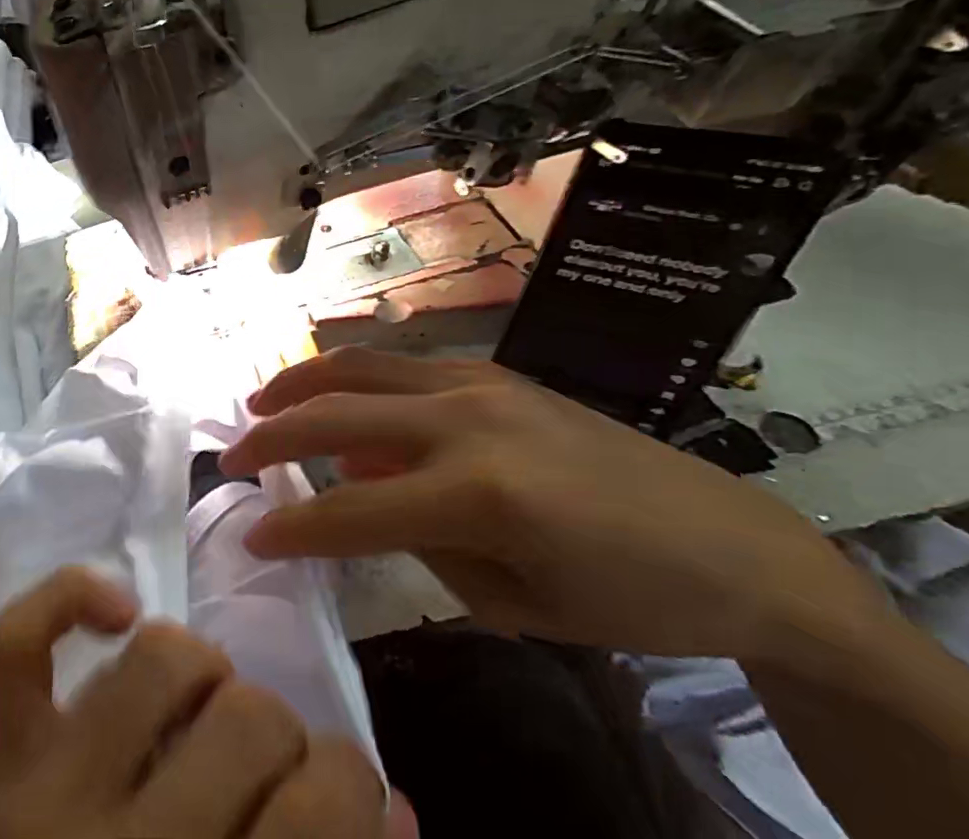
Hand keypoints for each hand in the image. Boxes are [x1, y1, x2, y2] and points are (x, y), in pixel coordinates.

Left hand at [0, 567, 390, 838]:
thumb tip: (392, 804)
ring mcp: (51, 785)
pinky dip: (70, 597)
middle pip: (247, 718)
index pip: (319, 808)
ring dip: (204, 670)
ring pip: (156, 658)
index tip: (343, 789)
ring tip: (201, 708)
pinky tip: (120, 614)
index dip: (351, 783)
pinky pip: (20, 638)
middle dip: (275, 730)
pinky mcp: (2, 750)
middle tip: (260, 764)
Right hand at [219, 348, 890, 665]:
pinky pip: (402, 366)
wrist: (738, 546)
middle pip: (336, 415)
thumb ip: (420, 542)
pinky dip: (352, 378)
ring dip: (301, 383)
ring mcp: (483, 385)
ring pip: (361, 367)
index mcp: (479, 494)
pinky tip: (338, 397)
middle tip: (230, 459)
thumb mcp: (511, 602)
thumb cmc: (632, 599)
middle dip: (271, 438)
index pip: (350, 511)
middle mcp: (469, 421)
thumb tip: (360, 489)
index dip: (291, 529)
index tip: (249, 538)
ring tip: (261, 402)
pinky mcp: (497, 373)